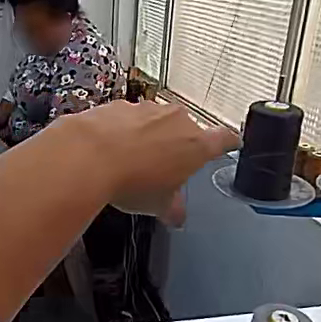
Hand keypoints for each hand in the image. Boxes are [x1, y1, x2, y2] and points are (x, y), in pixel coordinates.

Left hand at [44, 99, 239, 226]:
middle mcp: (176, 120)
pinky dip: (122, 133)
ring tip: (131, 164)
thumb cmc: (132, 180)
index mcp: (197, 145)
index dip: (229, 142)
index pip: (224, 139)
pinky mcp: (119, 105)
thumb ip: (173, 209)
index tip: (232, 143)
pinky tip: (110, 152)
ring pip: (155, 124)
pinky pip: (127, 120)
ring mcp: (148, 109)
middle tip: (162, 171)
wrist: (88, 156)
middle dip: (176, 148)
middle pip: (186, 132)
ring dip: (148, 139)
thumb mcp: (159, 205)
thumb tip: (176, 216)